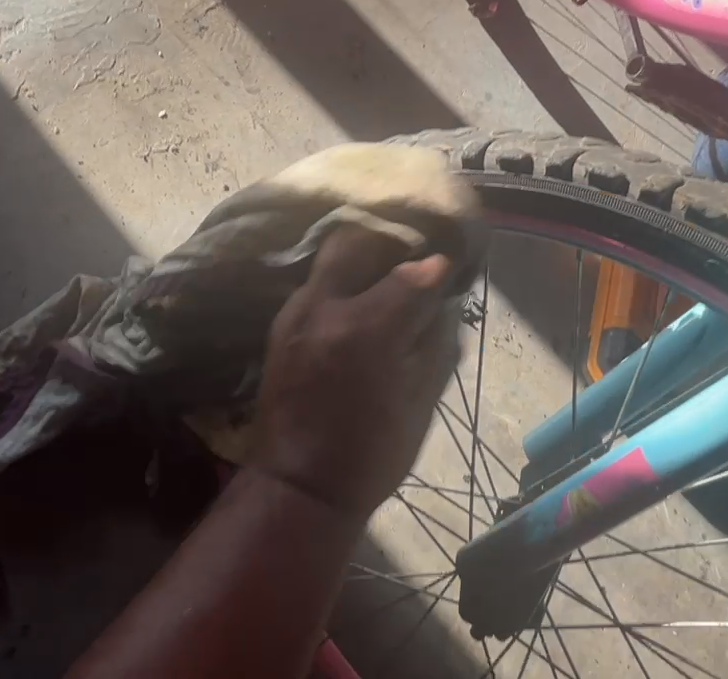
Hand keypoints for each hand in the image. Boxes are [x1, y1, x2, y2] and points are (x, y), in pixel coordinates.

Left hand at [253, 224, 459, 519]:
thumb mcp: (420, 402)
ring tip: (383, 282)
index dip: (436, 269)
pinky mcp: (279, 326)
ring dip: (359, 263)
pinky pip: (314, 287)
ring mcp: (294, 313)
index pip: (411, 274)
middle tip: (408, 261)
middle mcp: (323, 307)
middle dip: (385, 243)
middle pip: (354, 242)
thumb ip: (435, 343)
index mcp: (365, 329)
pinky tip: (355, 307)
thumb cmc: (372, 454)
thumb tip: (443, 304)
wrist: (299, 486)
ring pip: (328, 261)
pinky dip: (338, 286)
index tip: (448, 268)